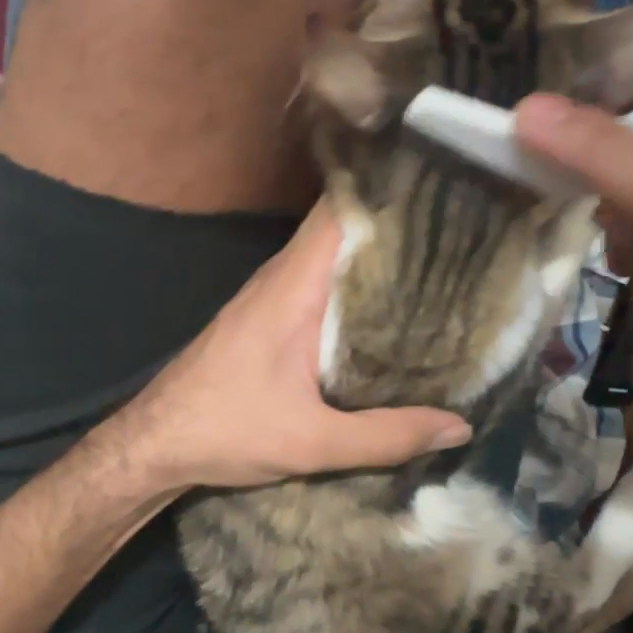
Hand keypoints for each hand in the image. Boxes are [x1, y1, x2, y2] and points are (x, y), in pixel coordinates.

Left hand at [112, 203, 471, 490]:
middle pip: (351, 230)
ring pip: (337, 262)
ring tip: (453, 269)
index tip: (458, 188)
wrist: (155, 444)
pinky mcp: (266, 322)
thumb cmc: (224, 431)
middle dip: (407, 229)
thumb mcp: (311, 443)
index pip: (347, 205)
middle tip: (476, 235)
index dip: (399, 188)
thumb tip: (459, 428)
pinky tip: (394, 319)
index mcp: (293, 286)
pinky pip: (322, 291)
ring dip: (383, 265)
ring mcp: (271, 298)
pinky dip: (358, 296)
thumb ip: (385, 436)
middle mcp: (282, 278)